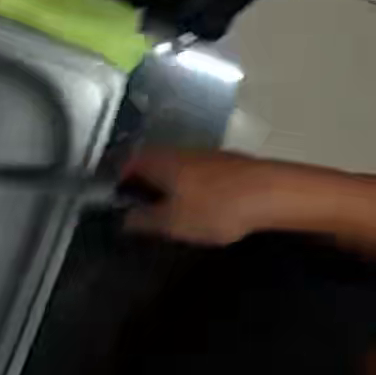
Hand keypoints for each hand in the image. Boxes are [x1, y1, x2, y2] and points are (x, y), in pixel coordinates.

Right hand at [119, 148, 307, 245]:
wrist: (266, 192)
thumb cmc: (214, 207)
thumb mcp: (173, 223)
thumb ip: (144, 220)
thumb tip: (122, 217)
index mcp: (160, 161)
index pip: (127, 161)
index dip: (115, 177)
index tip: (109, 196)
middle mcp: (177, 151)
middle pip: (149, 160)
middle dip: (138, 180)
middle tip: (130, 204)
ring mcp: (201, 154)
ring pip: (171, 165)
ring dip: (161, 181)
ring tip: (157, 206)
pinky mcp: (220, 162)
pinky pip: (189, 170)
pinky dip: (181, 183)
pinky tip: (189, 201)